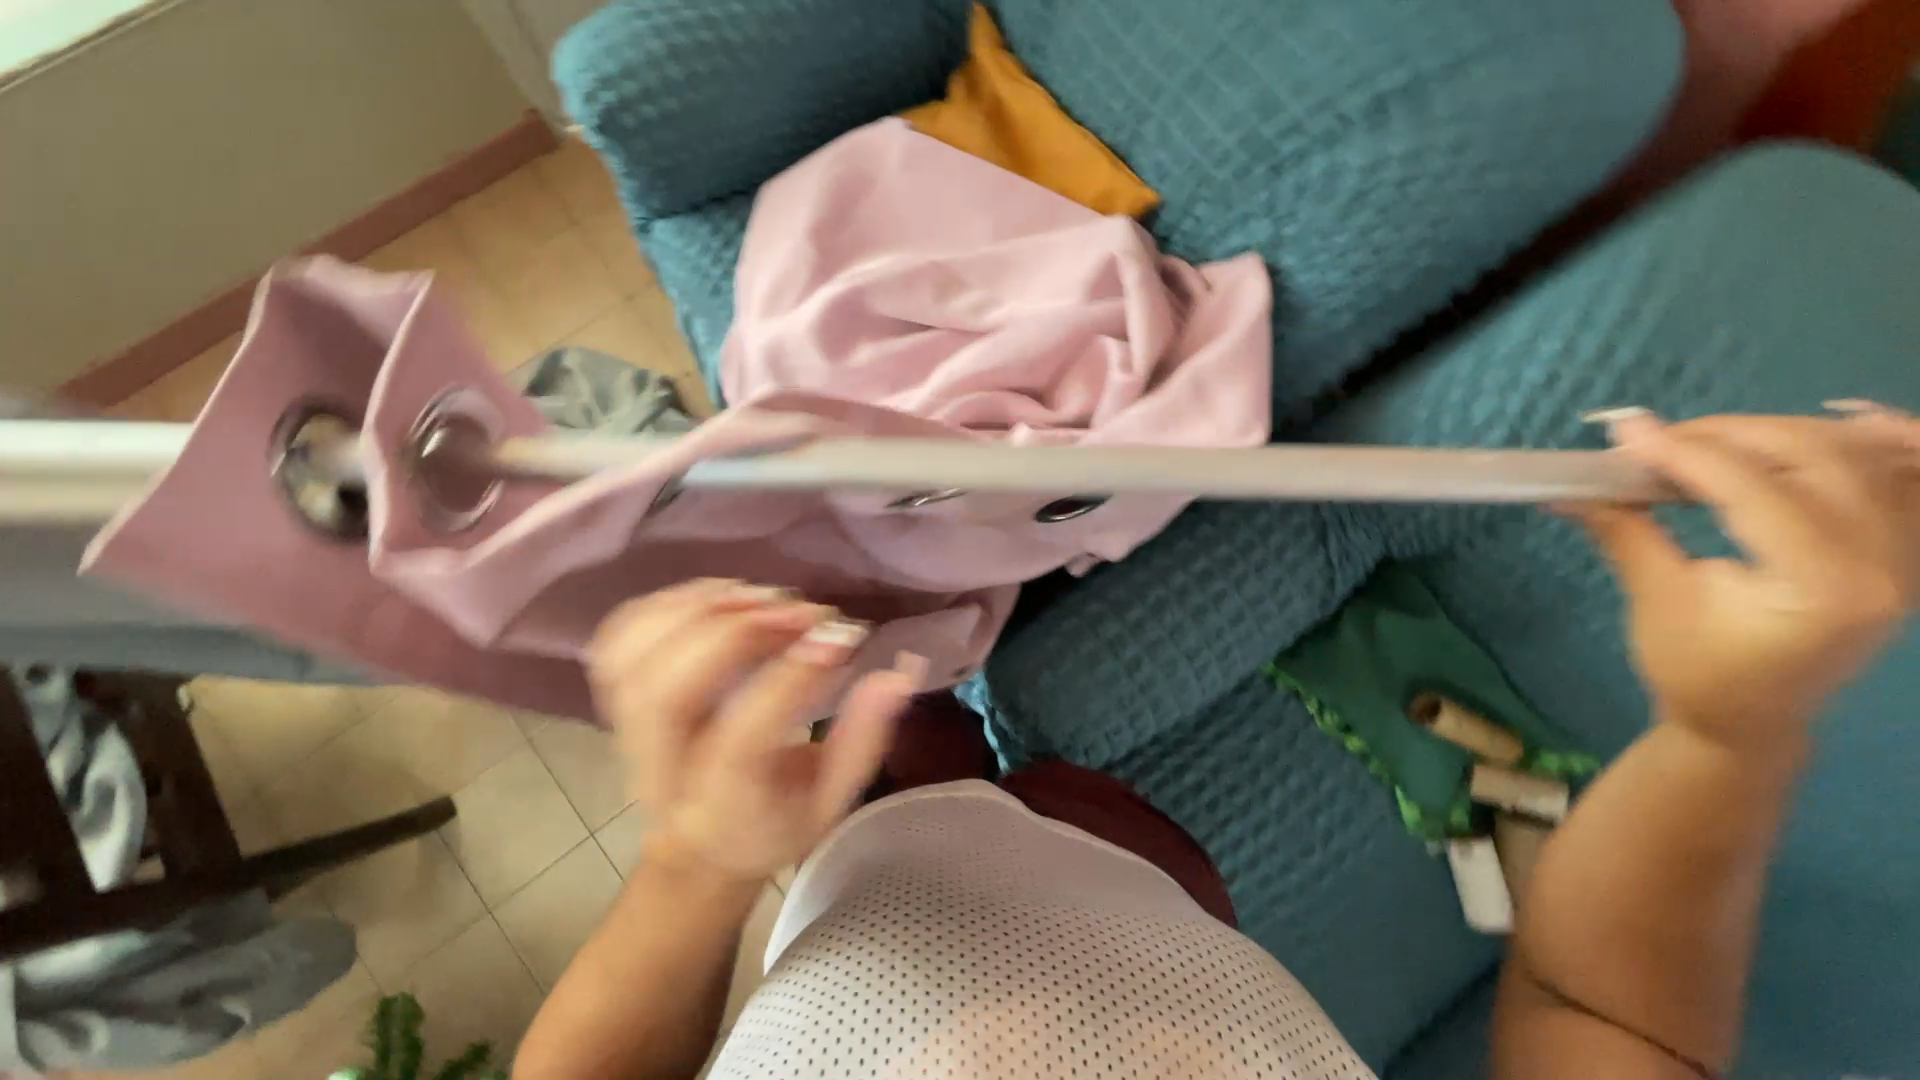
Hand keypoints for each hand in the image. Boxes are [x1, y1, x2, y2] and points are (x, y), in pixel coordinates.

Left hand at [586, 580, 922, 882]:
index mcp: (723, 802)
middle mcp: (664, 766)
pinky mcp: (619, 700)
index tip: (842, 636)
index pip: (742, 740)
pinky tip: (719, 596)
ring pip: (633, 659)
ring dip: (698, 610)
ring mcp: (629, 731)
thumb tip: (899, 670)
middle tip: (797, 610)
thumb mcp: (832, 799)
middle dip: (735, 635)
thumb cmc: (772, 824)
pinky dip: (665, 604)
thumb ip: (865, 736)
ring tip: (761, 595)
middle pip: (667, 692)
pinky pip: (618, 640)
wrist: (698, 848)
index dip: (790, 679)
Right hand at [1571, 408, 1919, 754]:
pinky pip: (1911, 478)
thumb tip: (1569, 487)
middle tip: (1660, 438)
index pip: (1755, 491)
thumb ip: (1626, 531)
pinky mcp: (1903, 551)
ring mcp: (1904, 556)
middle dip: (1731, 434)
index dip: (1686, 453)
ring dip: (1786, 432)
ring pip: (1864, 455)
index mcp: (1818, 586)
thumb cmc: (1695, 671)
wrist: (1750, 720)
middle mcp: (1881, 563)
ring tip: (1713, 438)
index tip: (1626, 430)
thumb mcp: (1655, 601)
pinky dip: (1885, 440)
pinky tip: (1845, 417)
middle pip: (1819, 458)